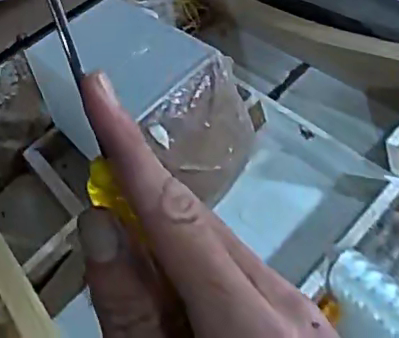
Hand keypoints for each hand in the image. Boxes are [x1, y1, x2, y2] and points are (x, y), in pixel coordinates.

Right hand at [80, 72, 338, 336]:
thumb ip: (133, 315)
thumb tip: (97, 222)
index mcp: (256, 325)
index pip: (173, 210)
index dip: (126, 142)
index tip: (96, 83)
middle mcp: (288, 307)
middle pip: (193, 226)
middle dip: (139, 207)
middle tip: (96, 216)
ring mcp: (303, 316)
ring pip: (212, 251)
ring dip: (164, 257)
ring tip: (144, 309)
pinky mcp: (302, 325)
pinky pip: (232, 278)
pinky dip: (192, 281)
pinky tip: (176, 317)